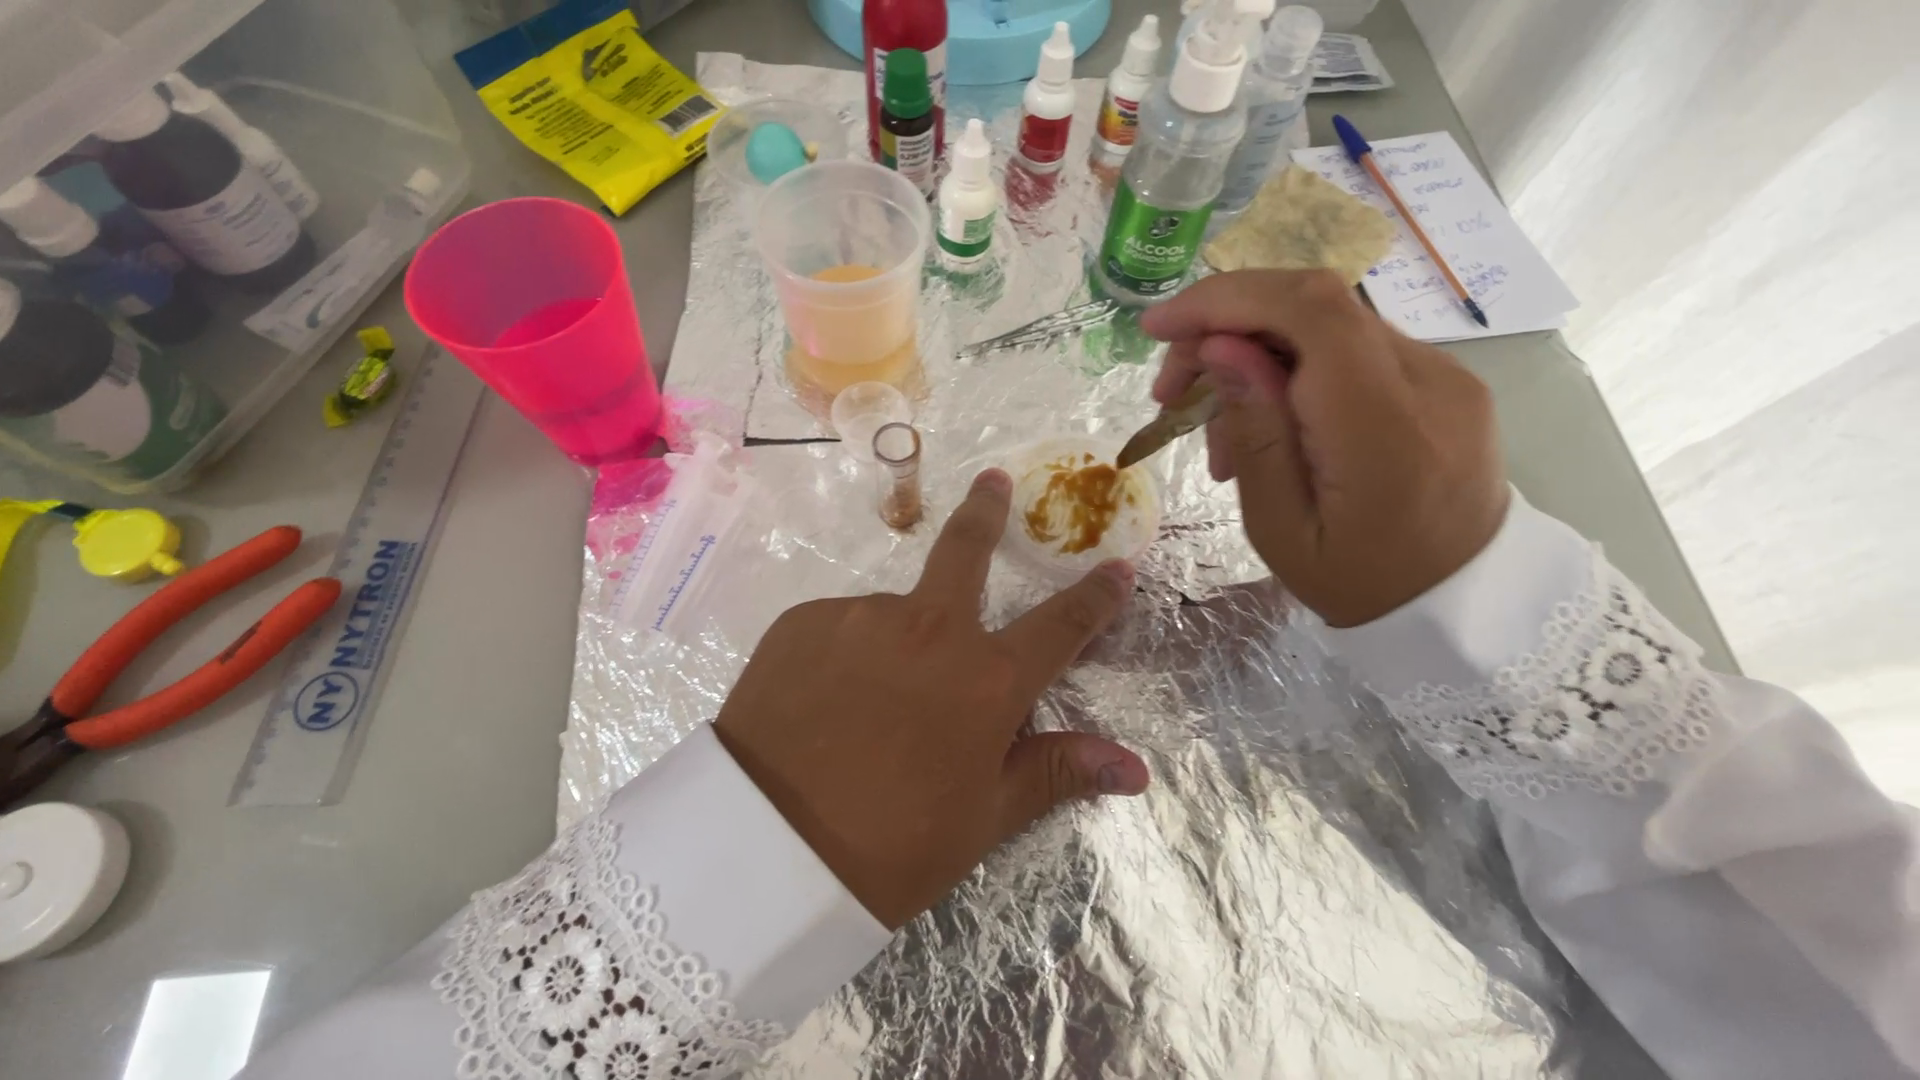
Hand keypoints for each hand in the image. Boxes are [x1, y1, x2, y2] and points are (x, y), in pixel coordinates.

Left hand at [714, 470, 1150, 928]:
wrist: (763, 848)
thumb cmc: (888, 847)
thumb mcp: (982, 818)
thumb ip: (1055, 773)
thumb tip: (1135, 769)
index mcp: (985, 680)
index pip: (1060, 625)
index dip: (1095, 596)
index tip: (1118, 565)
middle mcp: (929, 629)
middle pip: (965, 551)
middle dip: (986, 512)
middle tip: (993, 482)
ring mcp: (860, 617)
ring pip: (896, 613)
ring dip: (899, 638)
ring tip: (871, 702)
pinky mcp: (803, 621)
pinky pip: (841, 628)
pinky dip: (847, 654)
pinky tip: (827, 699)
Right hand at [1139, 270, 1508, 627]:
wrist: (1461, 603)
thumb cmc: (1360, 585)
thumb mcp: (1281, 529)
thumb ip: (1255, 431)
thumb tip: (1221, 346)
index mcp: (1383, 427)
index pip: (1309, 310)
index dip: (1225, 299)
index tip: (1159, 329)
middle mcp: (1430, 380)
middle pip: (1312, 305)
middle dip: (1225, 328)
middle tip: (1172, 393)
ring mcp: (1447, 375)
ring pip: (1328, 325)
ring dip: (1255, 356)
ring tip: (1219, 437)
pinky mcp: (1446, 381)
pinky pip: (1354, 351)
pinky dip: (1295, 371)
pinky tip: (1270, 425)